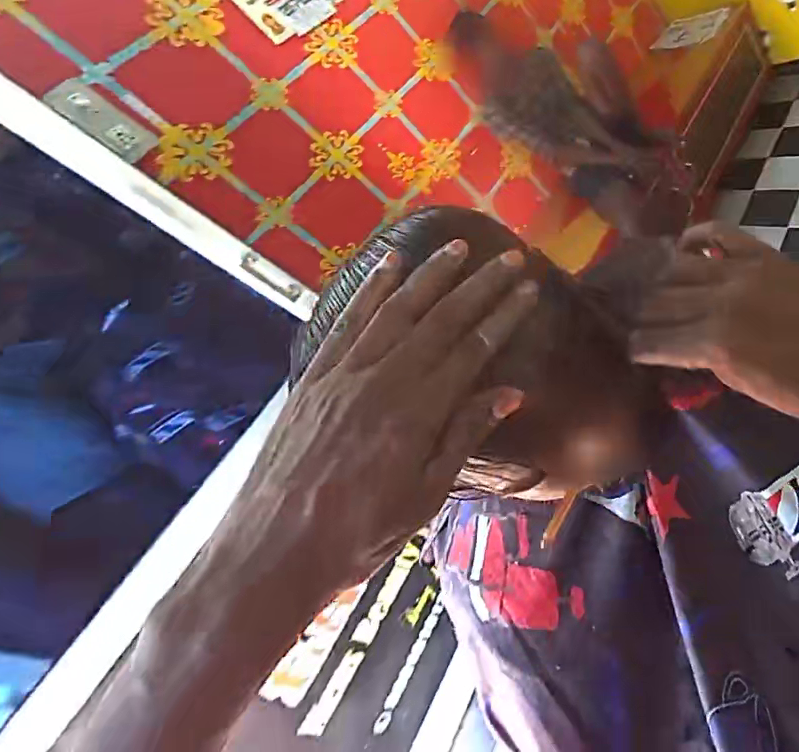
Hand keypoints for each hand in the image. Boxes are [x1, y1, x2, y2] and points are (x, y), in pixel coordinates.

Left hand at [246, 242, 538, 586]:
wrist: (270, 552)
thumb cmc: (358, 534)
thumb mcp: (424, 497)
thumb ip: (464, 436)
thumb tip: (510, 392)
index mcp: (417, 412)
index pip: (473, 349)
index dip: (503, 315)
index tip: (528, 289)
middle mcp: (384, 379)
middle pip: (441, 319)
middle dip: (480, 285)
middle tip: (510, 257)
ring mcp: (346, 371)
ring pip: (397, 308)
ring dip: (431, 274)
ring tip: (458, 246)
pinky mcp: (316, 373)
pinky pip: (348, 320)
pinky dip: (371, 287)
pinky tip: (389, 263)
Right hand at [629, 222, 798, 424]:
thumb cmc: (796, 390)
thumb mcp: (738, 385)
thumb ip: (699, 360)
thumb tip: (670, 345)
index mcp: (713, 345)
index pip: (654, 340)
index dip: (636, 345)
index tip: (629, 346)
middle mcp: (719, 304)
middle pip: (659, 300)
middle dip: (641, 313)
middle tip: (634, 316)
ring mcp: (741, 273)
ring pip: (677, 266)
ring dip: (660, 279)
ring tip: (654, 284)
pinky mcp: (762, 255)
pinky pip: (718, 233)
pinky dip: (696, 237)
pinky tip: (684, 247)